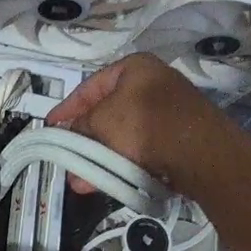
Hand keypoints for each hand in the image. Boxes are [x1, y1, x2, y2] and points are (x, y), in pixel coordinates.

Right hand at [46, 53, 224, 193]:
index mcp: (134, 68)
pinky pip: (139, 150)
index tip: (51, 127)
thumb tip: (70, 137)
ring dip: (99, 159)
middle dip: (84, 141)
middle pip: (106, 114)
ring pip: (121, 137)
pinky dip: (120, 164)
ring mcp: (167, 113)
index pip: (90, 86)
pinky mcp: (176, 139)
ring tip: (81, 180)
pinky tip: (103, 182)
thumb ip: (80, 127)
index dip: (67, 108)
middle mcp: (153, 85)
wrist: (198, 152)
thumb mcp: (100, 121)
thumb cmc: (143, 123)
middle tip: (67, 157)